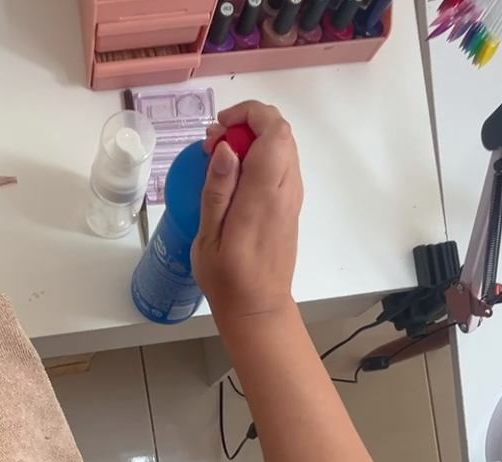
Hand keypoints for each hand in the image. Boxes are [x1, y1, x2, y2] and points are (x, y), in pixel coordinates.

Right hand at [193, 101, 303, 324]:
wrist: (258, 307)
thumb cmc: (227, 279)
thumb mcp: (209, 238)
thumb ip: (218, 190)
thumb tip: (226, 148)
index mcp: (264, 195)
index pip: (273, 130)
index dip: (247, 114)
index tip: (218, 130)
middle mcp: (285, 190)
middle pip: (280, 132)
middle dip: (247, 125)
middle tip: (213, 147)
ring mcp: (292, 197)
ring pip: (282, 146)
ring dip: (253, 142)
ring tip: (221, 162)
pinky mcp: (291, 205)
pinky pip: (281, 165)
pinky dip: (260, 158)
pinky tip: (236, 179)